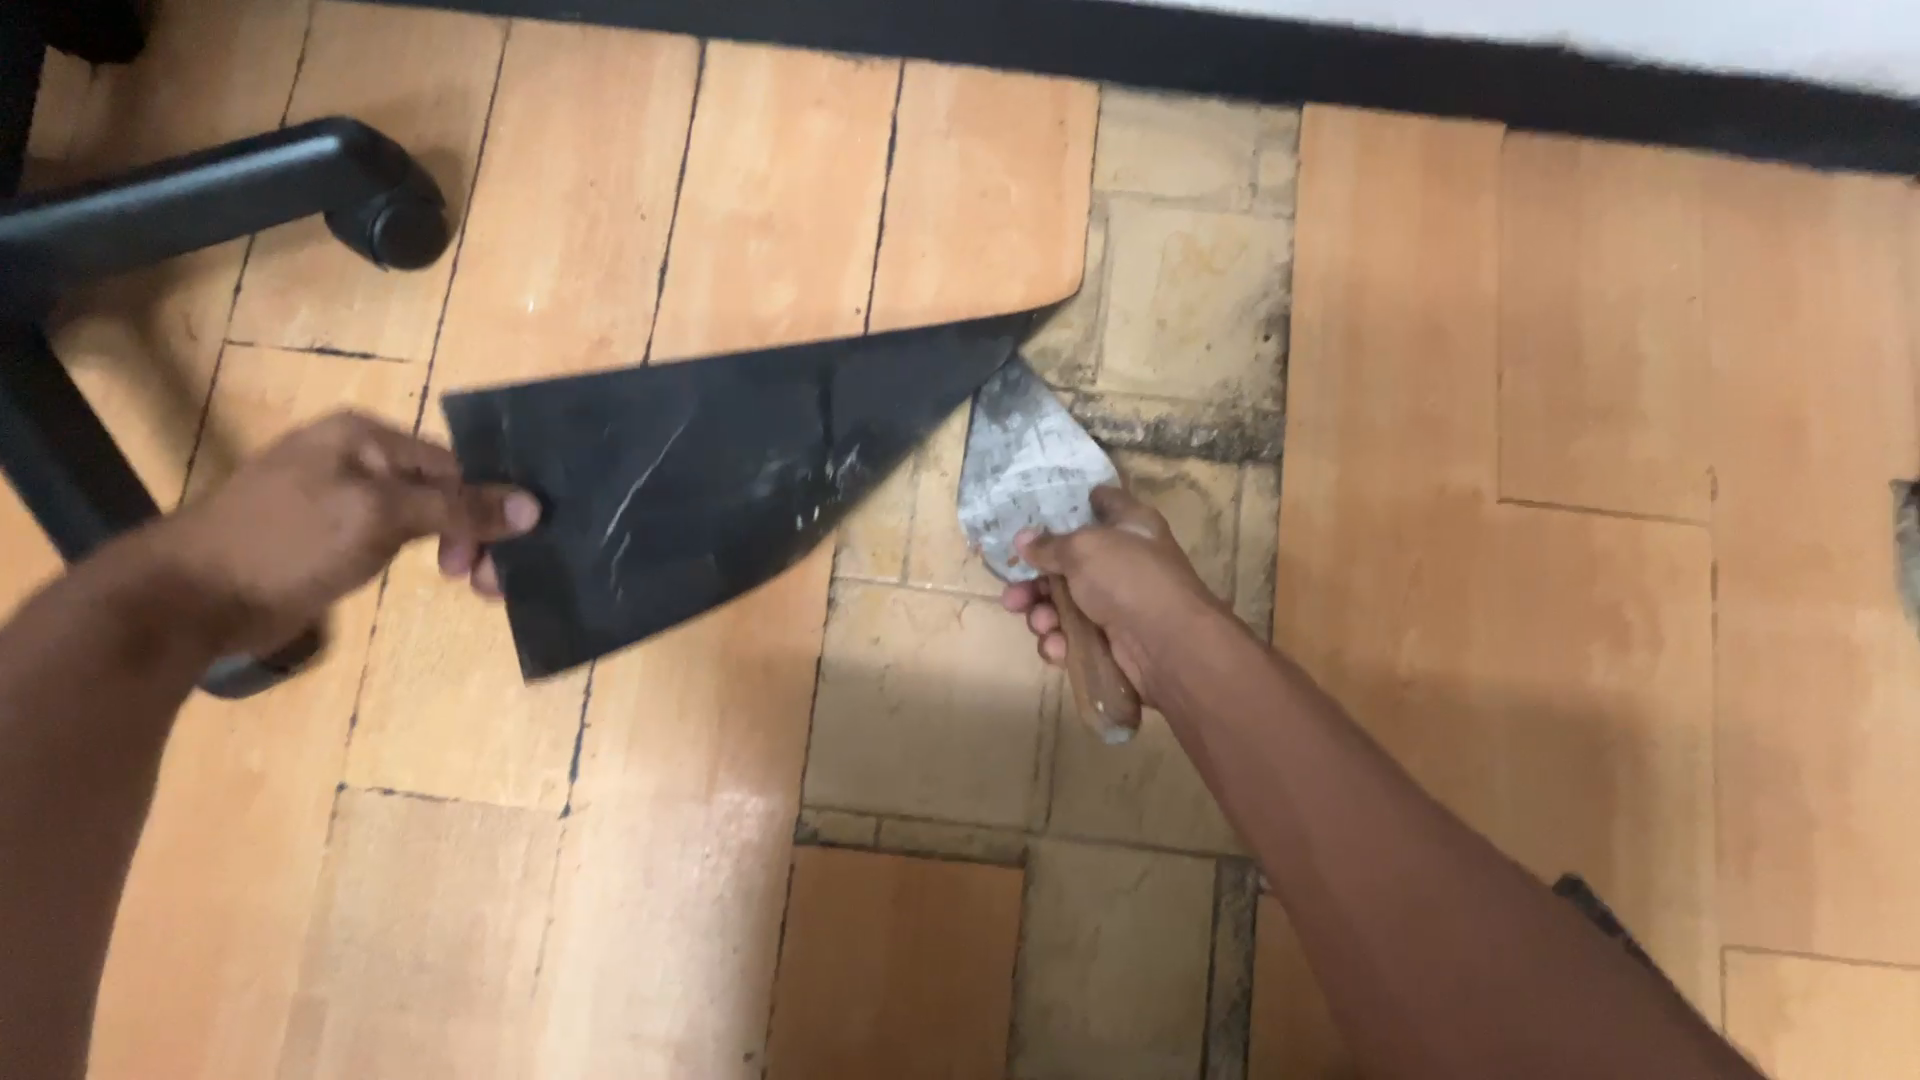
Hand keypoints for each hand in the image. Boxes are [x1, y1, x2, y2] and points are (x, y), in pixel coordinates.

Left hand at [144, 412, 539, 654]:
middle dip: (477, 533)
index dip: (489, 504)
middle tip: (490, 582)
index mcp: (366, 436)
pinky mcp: (340, 534)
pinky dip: (434, 555)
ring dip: (462, 549)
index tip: (512, 549)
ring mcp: (349, 496)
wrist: (192, 598)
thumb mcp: (380, 515)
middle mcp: (362, 458)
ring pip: (431, 516)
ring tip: (474, 588)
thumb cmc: (288, 542)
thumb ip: (459, 508)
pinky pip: (407, 536)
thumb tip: (533, 506)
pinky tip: (448, 578)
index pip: (456, 464)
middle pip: (446, 490)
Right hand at [1000, 485, 1231, 707]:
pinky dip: (1060, 641)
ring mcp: (1117, 603)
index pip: (1101, 502)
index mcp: (1129, 525)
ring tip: (1041, 623)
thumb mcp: (1083, 549)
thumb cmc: (1128, 578)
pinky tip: (1057, 647)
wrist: (1168, 644)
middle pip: (1067, 564)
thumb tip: (1023, 539)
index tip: (1036, 515)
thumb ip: (1050, 544)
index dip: (1071, 504)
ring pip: (1063, 604)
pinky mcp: (1111, 641)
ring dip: (1043, 614)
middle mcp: (1123, 561)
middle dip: (1035, 581)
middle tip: (1013, 596)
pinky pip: (1073, 637)